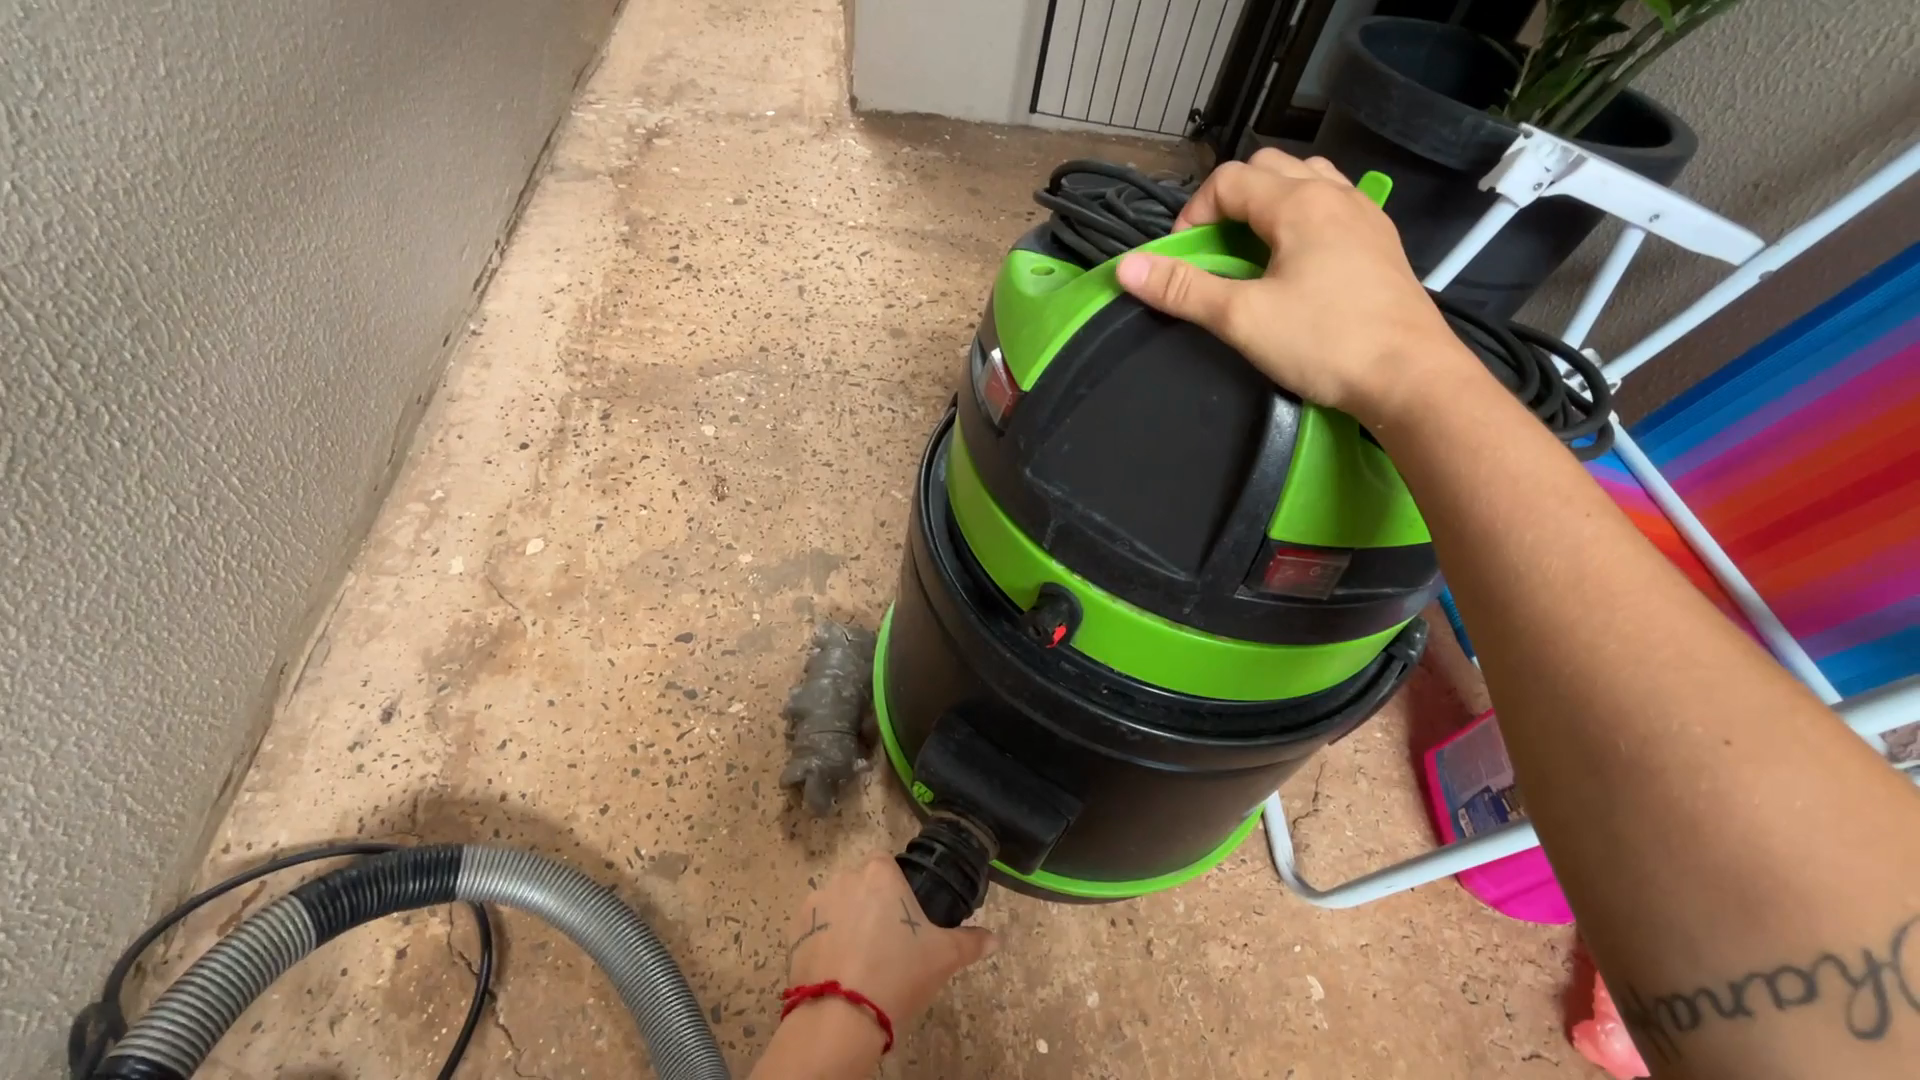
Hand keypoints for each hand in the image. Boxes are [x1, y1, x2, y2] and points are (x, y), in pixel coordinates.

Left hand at [784, 854, 997, 1028]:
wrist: (841, 1017)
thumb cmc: (898, 974)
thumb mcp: (944, 957)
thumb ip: (971, 942)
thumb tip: (997, 939)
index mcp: (880, 873)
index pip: (887, 863)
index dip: (897, 888)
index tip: (904, 917)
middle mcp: (845, 876)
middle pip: (861, 883)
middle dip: (871, 904)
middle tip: (887, 942)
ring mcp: (815, 901)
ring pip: (837, 904)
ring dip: (846, 921)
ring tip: (860, 959)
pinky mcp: (794, 929)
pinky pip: (815, 926)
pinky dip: (824, 939)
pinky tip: (838, 967)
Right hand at [1114, 149, 1470, 425]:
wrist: (1411, 377)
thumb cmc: (1324, 343)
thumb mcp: (1242, 319)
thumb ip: (1184, 290)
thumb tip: (1127, 268)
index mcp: (1299, 204)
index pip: (1230, 180)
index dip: (1194, 213)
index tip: (1183, 260)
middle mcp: (1335, 195)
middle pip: (1269, 168)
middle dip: (1230, 201)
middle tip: (1215, 250)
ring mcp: (1365, 216)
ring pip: (1307, 180)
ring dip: (1270, 203)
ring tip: (1254, 250)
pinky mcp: (1381, 244)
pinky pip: (1334, 206)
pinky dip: (1303, 218)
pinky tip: (1298, 263)